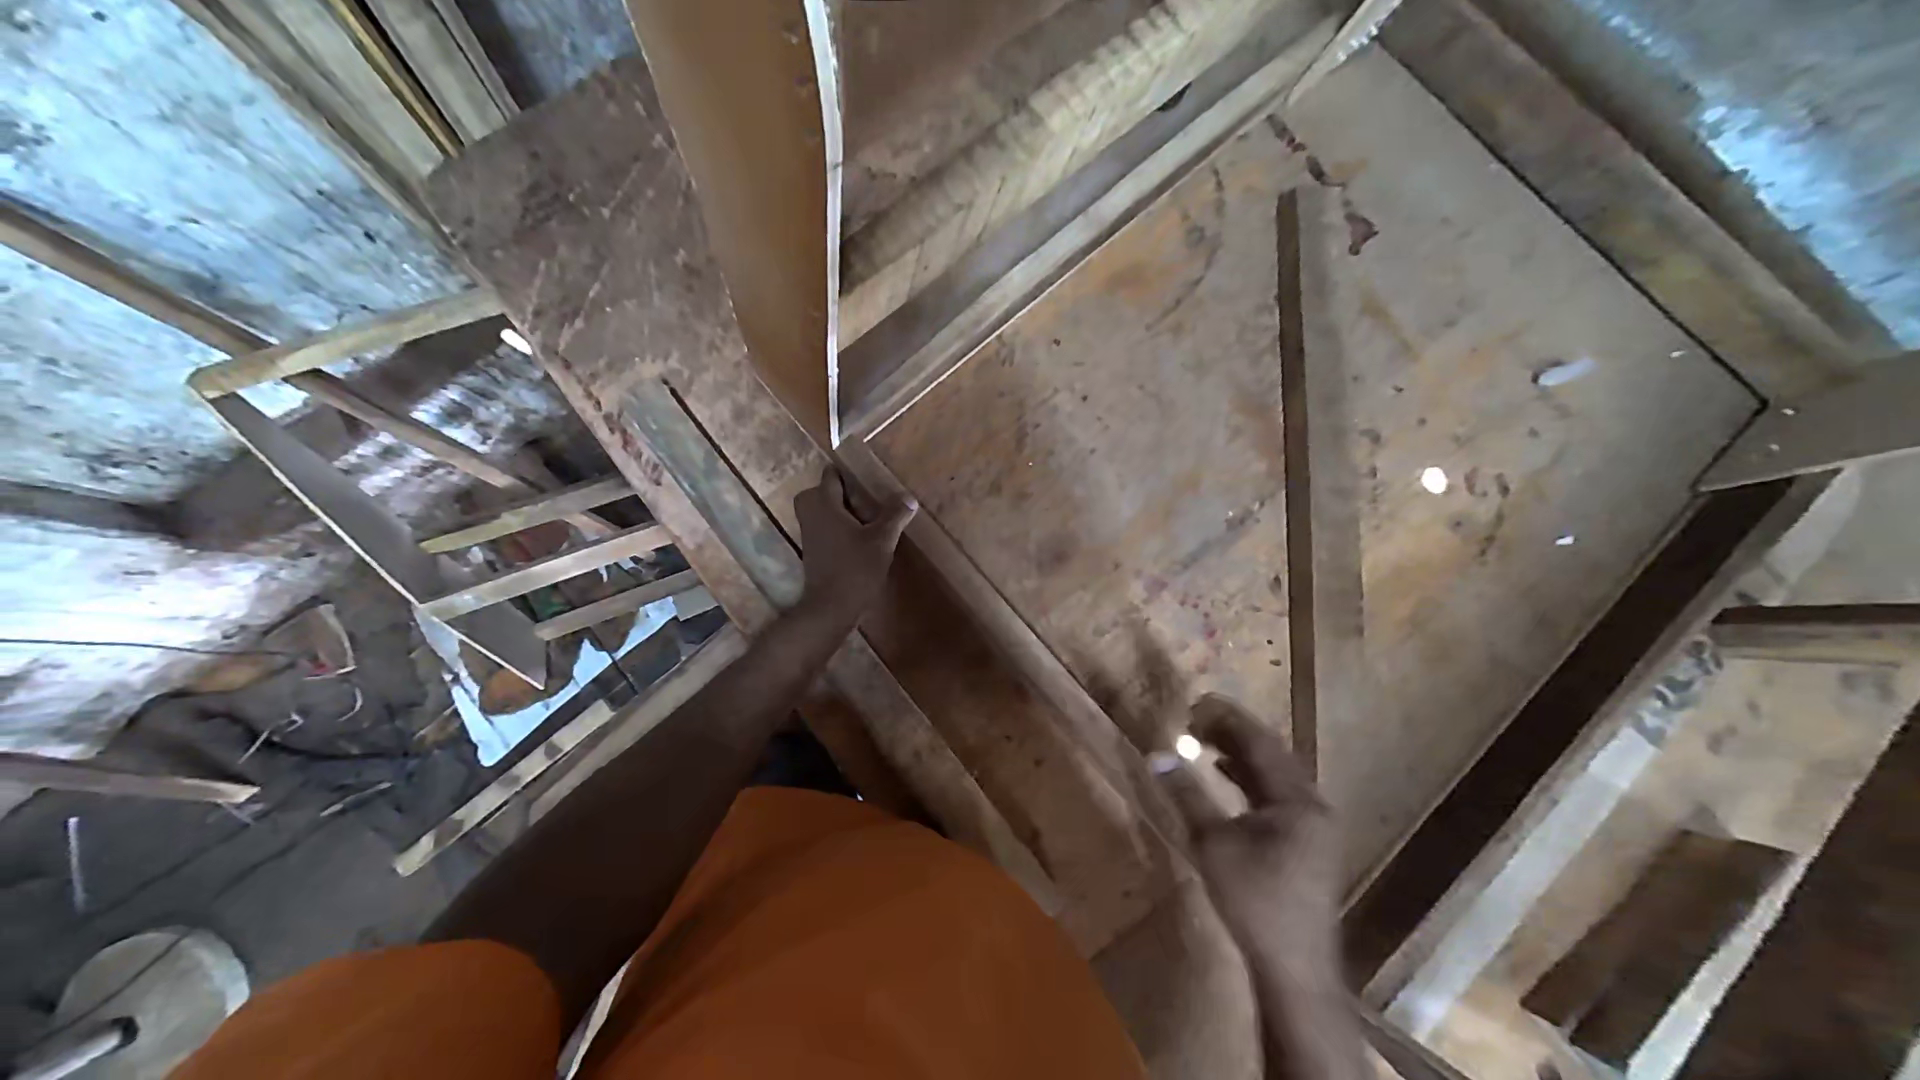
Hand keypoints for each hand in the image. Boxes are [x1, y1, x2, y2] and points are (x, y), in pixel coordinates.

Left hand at [794, 467, 915, 622]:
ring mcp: (810, 534)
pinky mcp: (814, 551)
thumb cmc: (854, 569)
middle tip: (873, 497)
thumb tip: (908, 498)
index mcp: (824, 504)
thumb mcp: (881, 540)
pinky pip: (827, 528)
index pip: (831, 475)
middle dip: (846, 492)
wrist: (830, 608)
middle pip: (825, 492)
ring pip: (826, 511)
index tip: (871, 475)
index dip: (850, 472)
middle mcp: (811, 514)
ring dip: (845, 511)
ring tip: (873, 516)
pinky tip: (863, 538)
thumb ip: (894, 516)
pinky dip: (842, 528)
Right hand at [1163, 695, 1341, 975]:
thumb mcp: (1213, 843)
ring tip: (1204, 738)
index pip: (1260, 743)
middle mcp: (1313, 805)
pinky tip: (1225, 776)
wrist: (1294, 968)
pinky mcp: (1306, 844)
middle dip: (1233, 732)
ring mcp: (1314, 826)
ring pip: (1274, 775)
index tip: (1197, 701)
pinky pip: (1276, 795)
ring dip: (1240, 754)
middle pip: (1271, 755)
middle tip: (1195, 716)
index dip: (1228, 718)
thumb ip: (1186, 794)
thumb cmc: (1254, 901)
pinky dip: (1248, 779)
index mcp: (1298, 800)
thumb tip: (1156, 754)